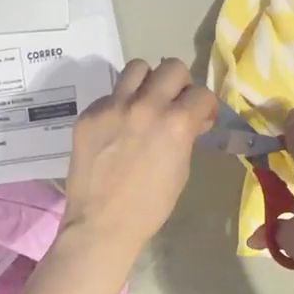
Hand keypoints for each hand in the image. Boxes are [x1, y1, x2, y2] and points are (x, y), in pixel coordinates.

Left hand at [60, 59, 218, 257]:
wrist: (101, 226)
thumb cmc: (148, 209)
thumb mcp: (180, 172)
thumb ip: (185, 137)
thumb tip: (190, 120)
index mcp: (175, 123)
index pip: (201, 93)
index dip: (204, 107)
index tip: (201, 117)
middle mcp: (145, 105)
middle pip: (171, 67)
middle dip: (179, 85)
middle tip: (173, 105)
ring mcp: (113, 107)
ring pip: (137, 69)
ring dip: (146, 83)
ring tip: (143, 105)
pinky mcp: (89, 115)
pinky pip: (109, 95)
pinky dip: (118, 106)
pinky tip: (116, 130)